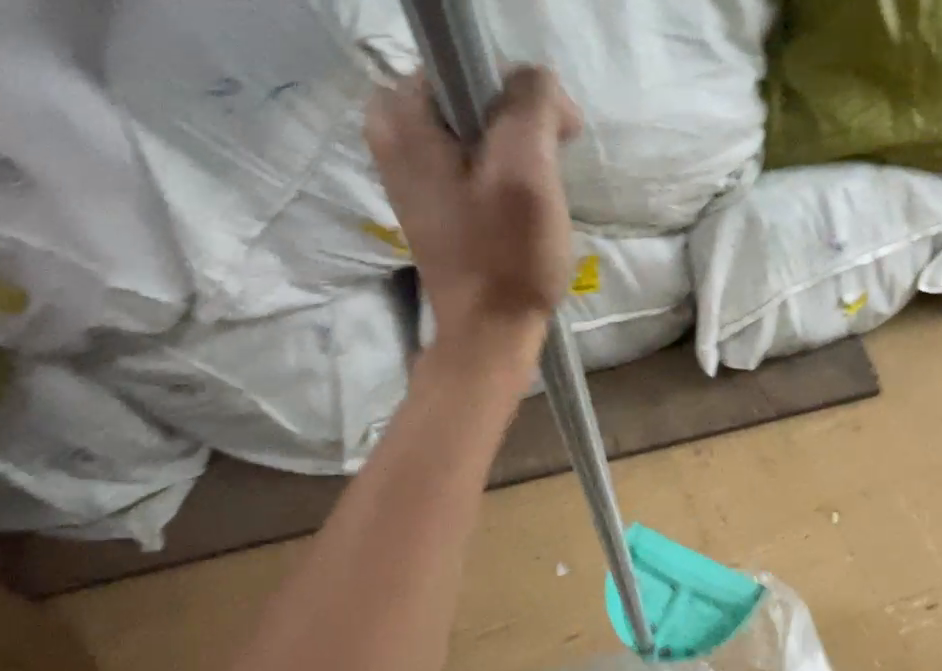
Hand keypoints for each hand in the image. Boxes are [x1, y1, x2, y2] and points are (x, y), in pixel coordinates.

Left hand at [365, 67, 581, 360]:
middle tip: (540, 179)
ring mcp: (409, 167)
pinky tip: (516, 213)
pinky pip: (476, 160)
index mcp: (401, 115)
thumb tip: (541, 87)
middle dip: (520, 130)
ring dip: (518, 157)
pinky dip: (504, 178)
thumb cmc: (506, 258)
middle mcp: (392, 132)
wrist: (488, 335)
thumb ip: (531, 101)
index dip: (522, 98)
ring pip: (482, 129)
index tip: (549, 145)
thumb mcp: (526, 169)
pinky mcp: (431, 197)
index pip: (474, 64)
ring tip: (530, 201)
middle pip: (477, 96)